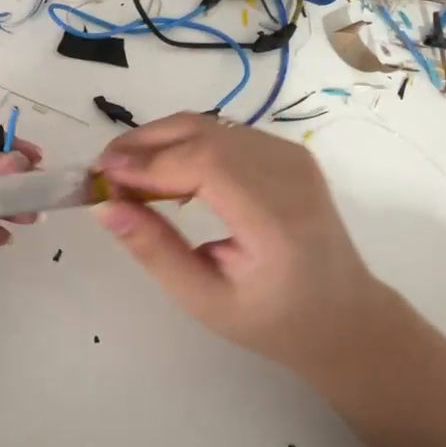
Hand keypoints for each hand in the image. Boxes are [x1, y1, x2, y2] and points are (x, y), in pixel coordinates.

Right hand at [89, 113, 399, 377]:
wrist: (345, 316)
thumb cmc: (273, 320)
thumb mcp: (204, 300)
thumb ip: (154, 250)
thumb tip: (104, 206)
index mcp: (277, 222)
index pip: (205, 165)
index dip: (146, 163)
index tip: (100, 178)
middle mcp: (291, 177)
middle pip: (202, 133)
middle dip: (141, 145)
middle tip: (103, 174)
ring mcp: (292, 158)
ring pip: (205, 126)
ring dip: (156, 142)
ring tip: (126, 177)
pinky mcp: (286, 152)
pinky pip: (218, 132)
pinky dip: (179, 144)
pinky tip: (162, 175)